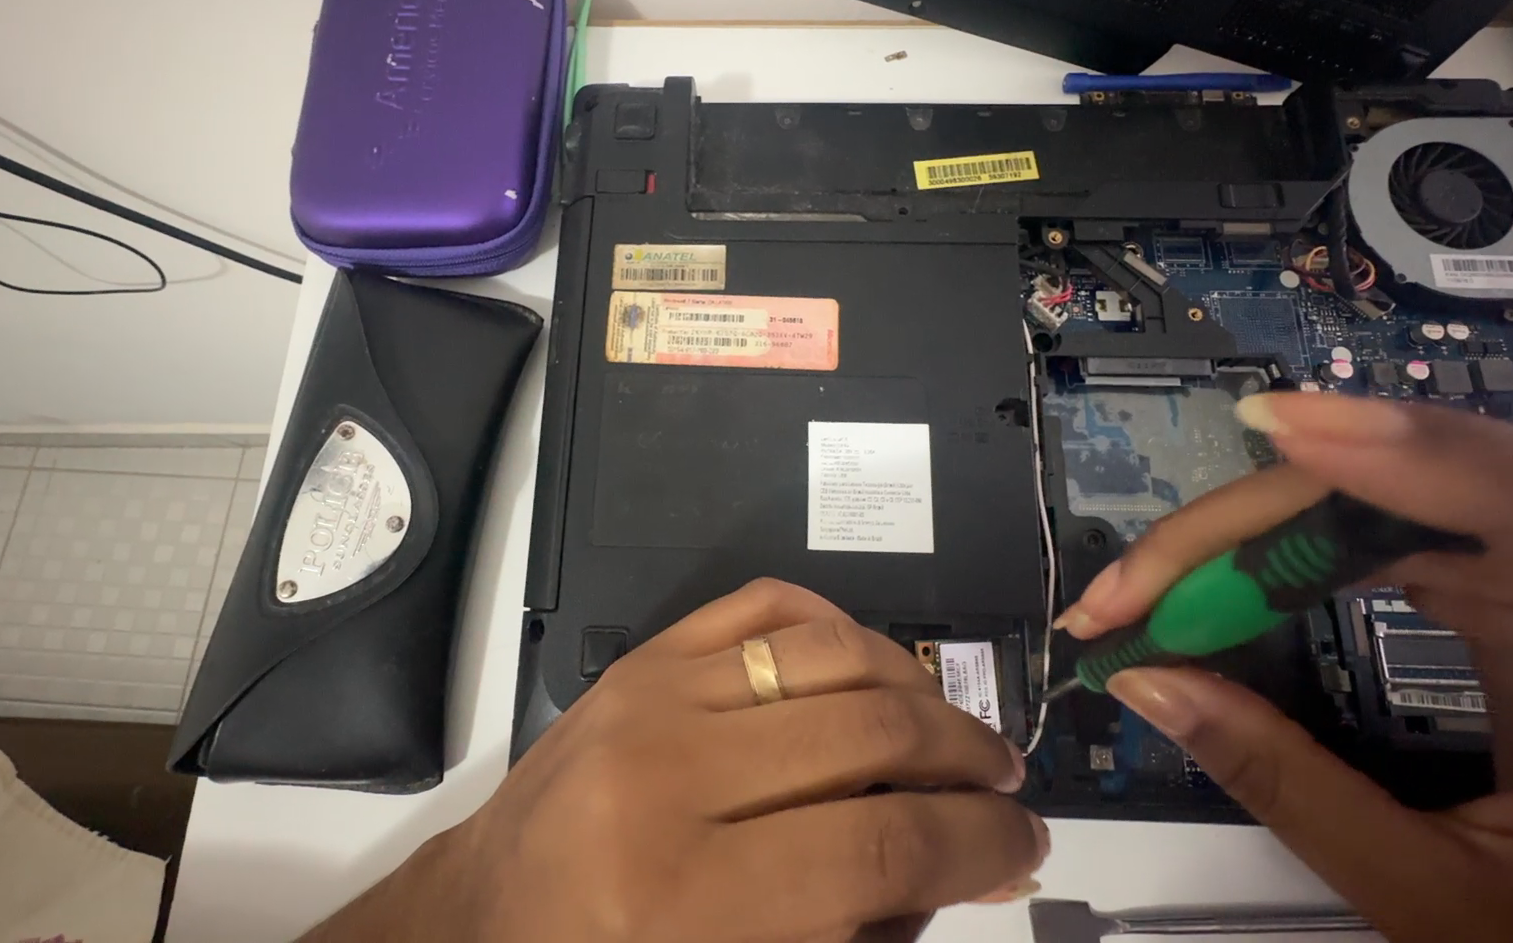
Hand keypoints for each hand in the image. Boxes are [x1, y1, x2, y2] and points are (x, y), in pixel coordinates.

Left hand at [306, 579, 1048, 942]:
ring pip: (829, 653)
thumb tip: (966, 853)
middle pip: (865, 737)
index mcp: (687, 898)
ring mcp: (652, 695)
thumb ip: (862, 924)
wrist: (485, 918)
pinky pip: (765, 603)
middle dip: (963, 760)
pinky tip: (870, 662)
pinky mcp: (645, 655)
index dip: (978, 844)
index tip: (1026, 843)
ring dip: (916, 684)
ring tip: (951, 725)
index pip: (879, 848)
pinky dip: (836, 624)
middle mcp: (669, 777)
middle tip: (1003, 781)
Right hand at [1057, 392, 1512, 942]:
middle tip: (1126, 595)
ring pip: (1356, 502)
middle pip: (1385, 491)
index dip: (1396, 444)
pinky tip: (1206, 587)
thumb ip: (1297, 788)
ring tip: (1140, 598)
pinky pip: (1360, 533)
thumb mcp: (1459, 901)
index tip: (1270, 425)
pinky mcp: (1490, 575)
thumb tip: (1145, 681)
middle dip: (1235, 531)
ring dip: (1232, 543)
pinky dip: (1268, 557)